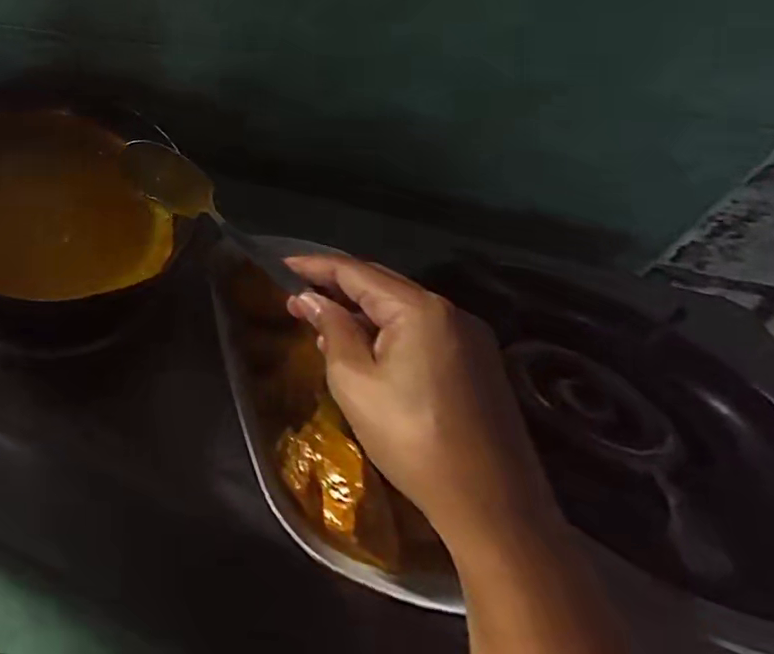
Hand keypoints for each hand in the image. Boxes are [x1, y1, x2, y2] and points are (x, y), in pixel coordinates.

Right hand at [282, 254, 557, 547]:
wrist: (493, 509)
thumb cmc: (411, 438)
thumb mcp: (354, 380)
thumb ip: (331, 329)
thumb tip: (310, 299)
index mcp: (420, 310)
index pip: (355, 272)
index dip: (314, 266)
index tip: (280, 265)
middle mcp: (450, 313)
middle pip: (381, 283)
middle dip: (336, 285)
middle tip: (295, 295)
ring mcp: (470, 339)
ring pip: (401, 307)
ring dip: (359, 309)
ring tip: (320, 320)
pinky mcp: (477, 364)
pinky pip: (420, 329)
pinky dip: (385, 328)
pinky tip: (360, 344)